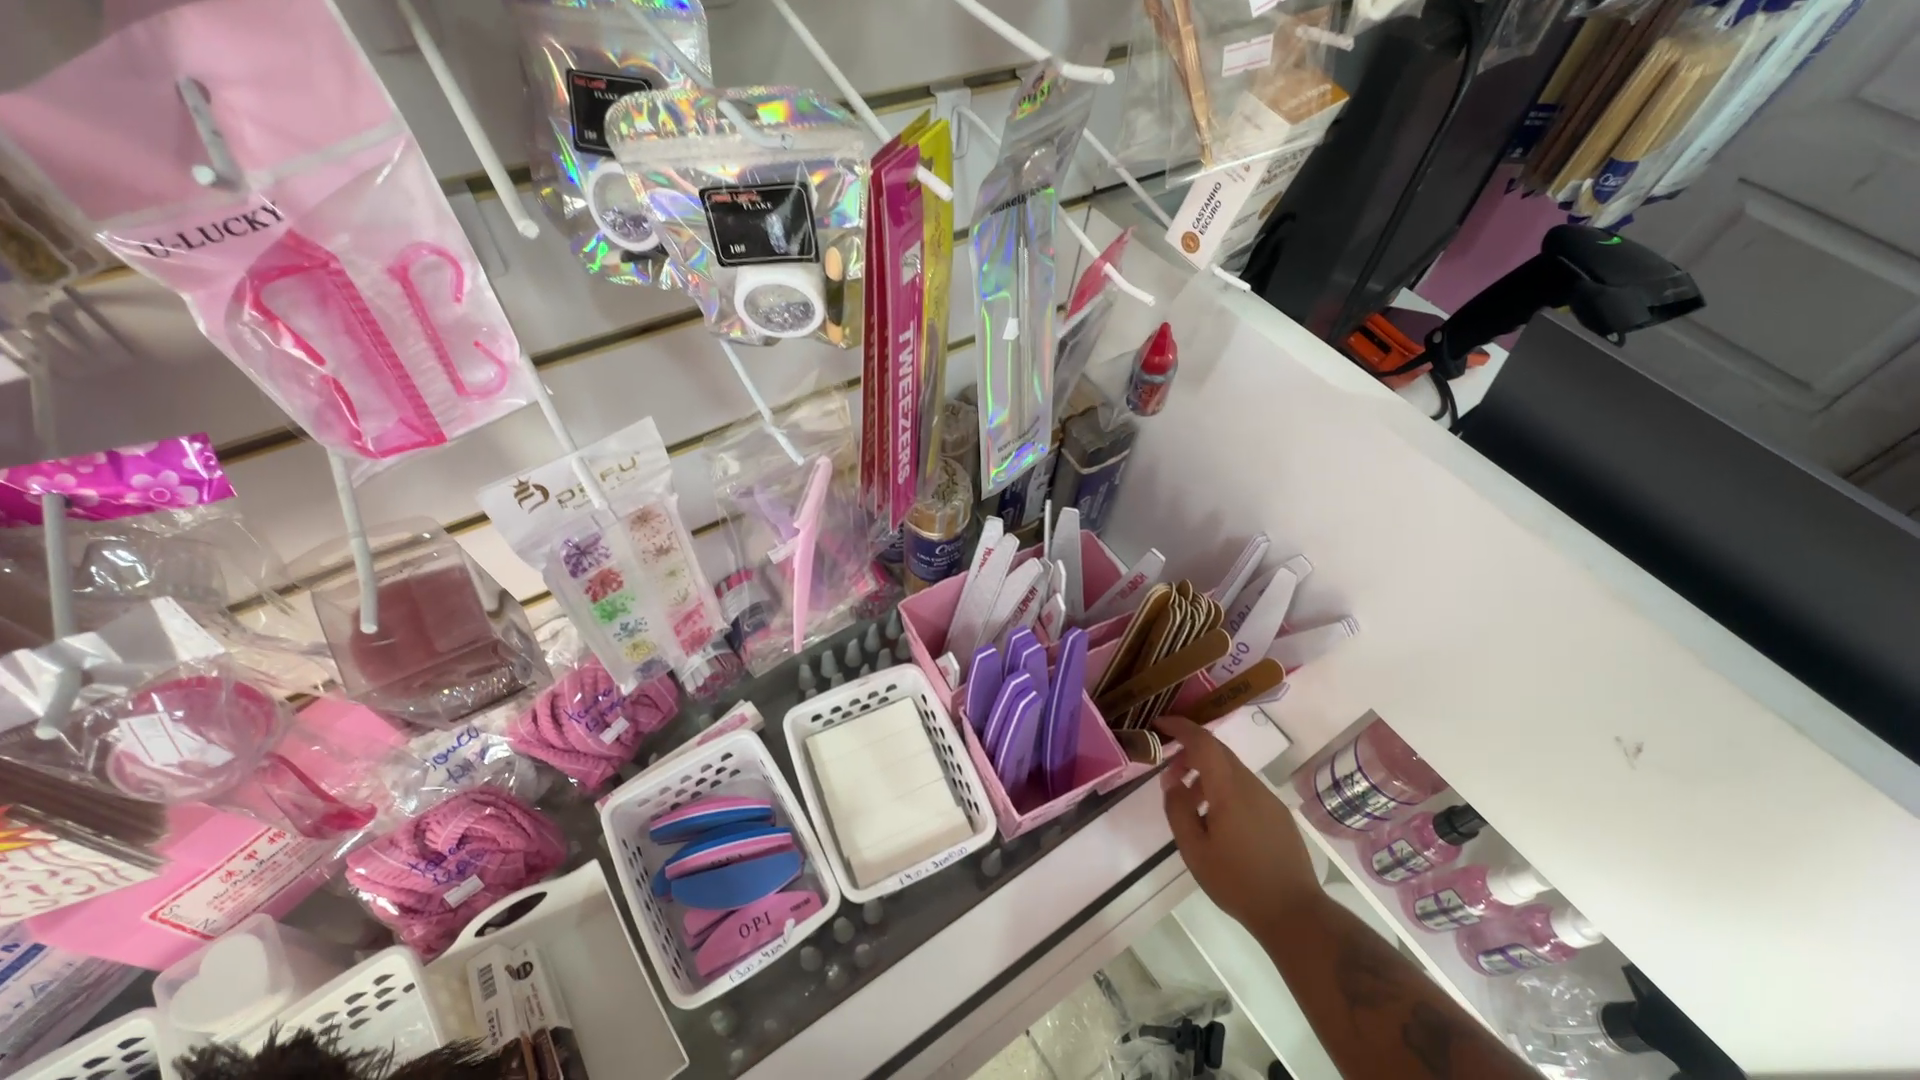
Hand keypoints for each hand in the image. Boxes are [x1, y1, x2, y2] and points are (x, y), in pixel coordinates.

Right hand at [1155, 714, 1322, 933]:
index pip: (1203, 742)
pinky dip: (1224, 789)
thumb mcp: (1194, 850)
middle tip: (1169, 773)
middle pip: (1219, 752)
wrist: (1292, 911)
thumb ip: (1178, 809)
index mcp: (1229, 790)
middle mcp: (1252, 786)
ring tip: (1190, 803)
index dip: (1180, 727)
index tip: (1159, 724)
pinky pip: (1246, 788)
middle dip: (1191, 752)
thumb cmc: (1236, 882)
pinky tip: (1216, 820)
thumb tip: (1171, 780)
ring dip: (1207, 774)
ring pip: (1233, 771)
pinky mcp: (1278, 814)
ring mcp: (1269, 799)